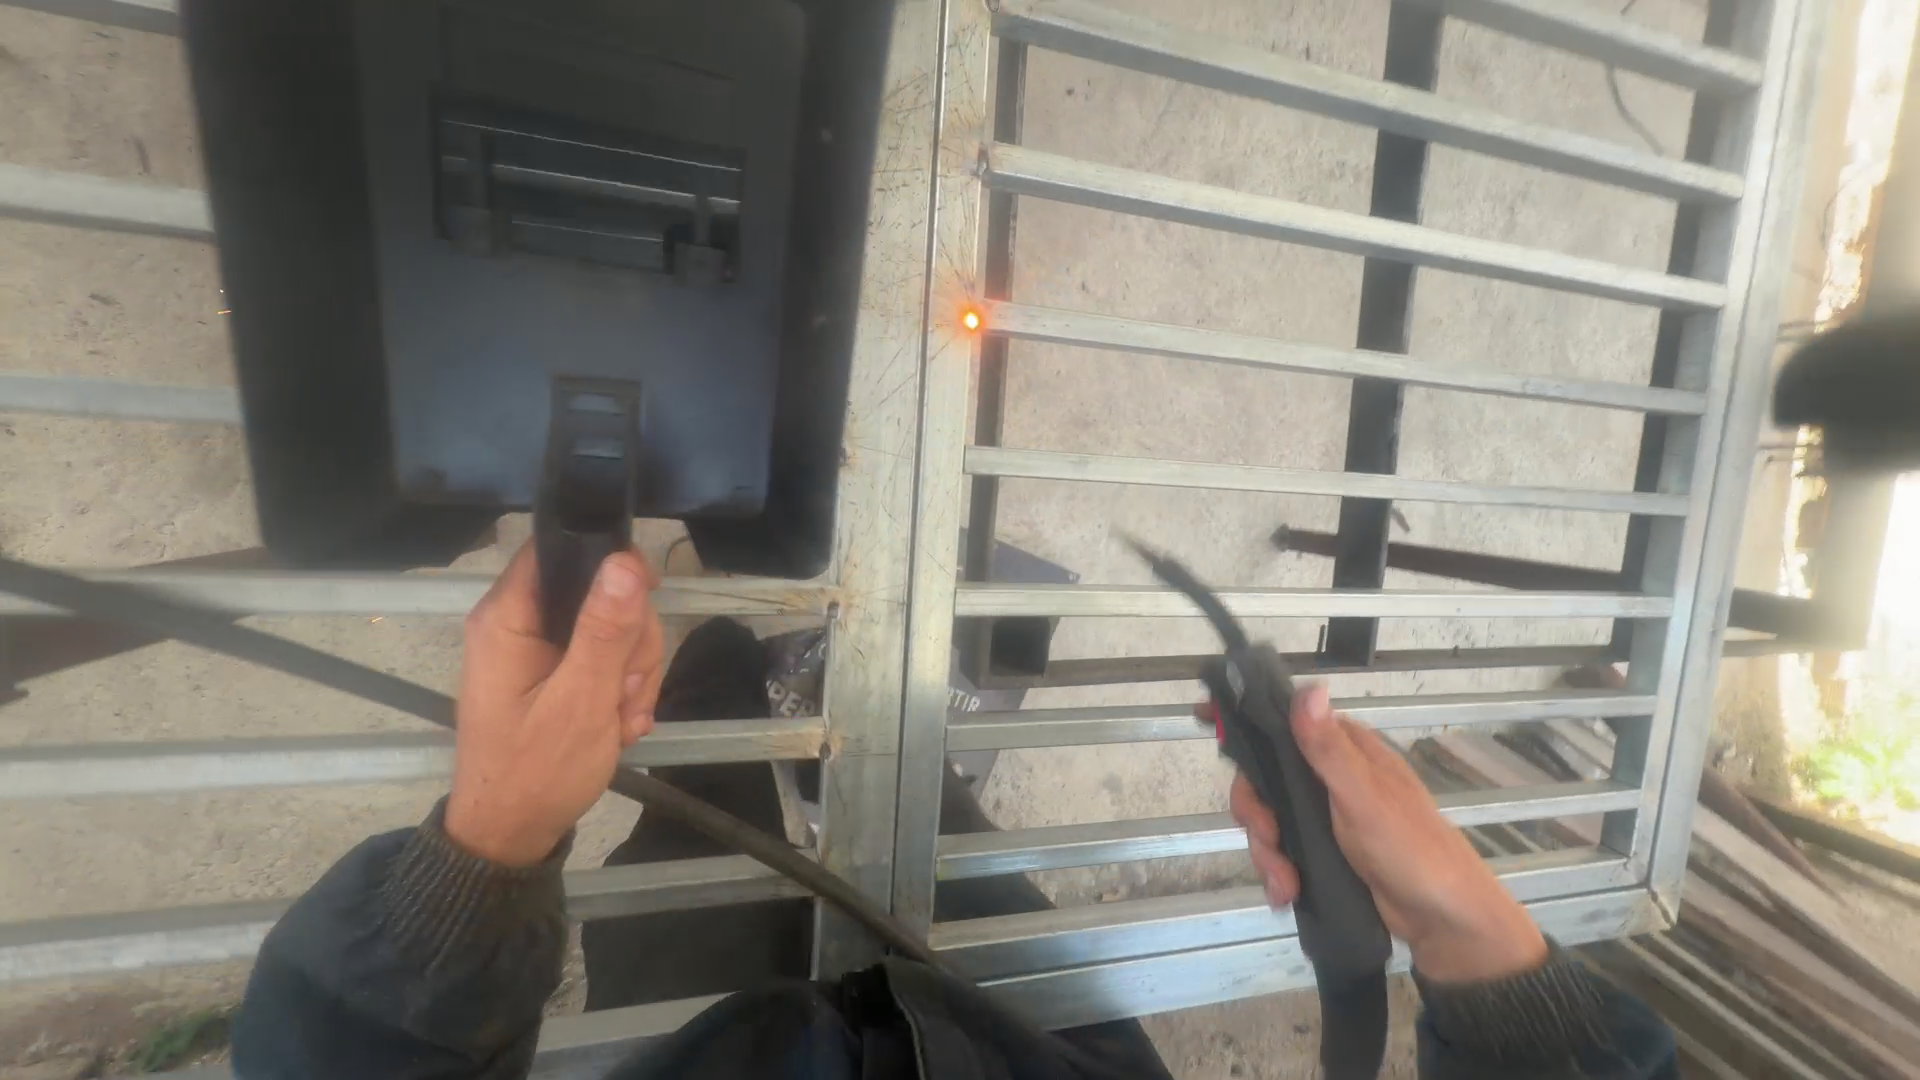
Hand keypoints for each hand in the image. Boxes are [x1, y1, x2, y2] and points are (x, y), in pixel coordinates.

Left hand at [445, 542, 666, 866]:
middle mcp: (523, 622)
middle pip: (602, 592)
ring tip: (621, 717)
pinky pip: (612, 656)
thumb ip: (605, 631)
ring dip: (635, 672)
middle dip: (632, 641)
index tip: (646, 597)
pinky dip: (626, 688)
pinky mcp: (560, 670)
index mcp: (510, 618)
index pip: (561, 550)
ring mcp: (543, 648)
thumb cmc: (536, 771)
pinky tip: (620, 722)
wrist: (514, 836)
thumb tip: (627, 563)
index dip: (610, 562)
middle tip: (625, 692)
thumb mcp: (581, 702)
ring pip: (617, 626)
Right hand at [1228, 683, 1547, 982]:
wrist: (1447, 925)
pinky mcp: (1321, 848)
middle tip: (1265, 835)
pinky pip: (1281, 847)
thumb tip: (1308, 688)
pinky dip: (1277, 869)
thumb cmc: (1412, 851)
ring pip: (1268, 816)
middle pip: (1263, 776)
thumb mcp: (1365, 798)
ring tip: (1284, 882)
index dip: (1242, 719)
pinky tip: (1286, 891)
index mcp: (1343, 749)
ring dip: (1266, 850)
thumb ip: (1330, 749)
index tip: (1203, 716)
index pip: (1283, 719)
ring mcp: (1324, 813)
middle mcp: (1328, 775)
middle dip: (1255, 812)